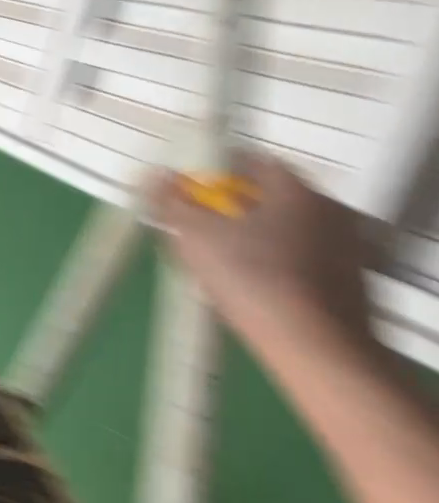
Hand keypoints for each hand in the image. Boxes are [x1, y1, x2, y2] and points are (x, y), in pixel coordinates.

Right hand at [150, 152, 375, 358]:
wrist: (312, 342)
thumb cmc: (248, 275)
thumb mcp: (193, 234)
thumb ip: (172, 201)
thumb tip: (157, 175)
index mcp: (296, 191)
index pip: (252, 161)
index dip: (215, 170)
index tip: (187, 190)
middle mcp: (328, 209)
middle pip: (267, 195)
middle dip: (228, 205)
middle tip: (194, 225)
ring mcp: (343, 245)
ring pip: (282, 226)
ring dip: (248, 233)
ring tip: (214, 257)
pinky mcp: (345, 276)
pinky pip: (297, 253)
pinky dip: (269, 258)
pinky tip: (245, 281)